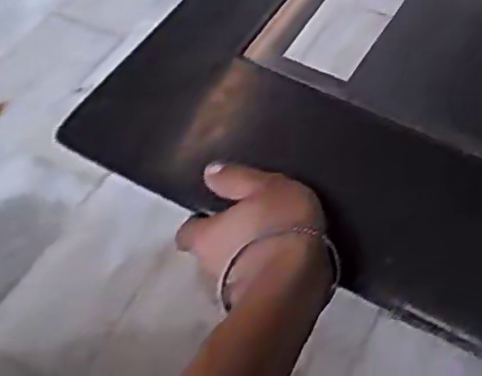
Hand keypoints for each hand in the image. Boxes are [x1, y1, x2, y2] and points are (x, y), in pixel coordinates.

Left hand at [174, 163, 329, 309]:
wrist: (295, 281)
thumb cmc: (277, 224)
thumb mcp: (264, 187)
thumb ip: (236, 179)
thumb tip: (208, 172)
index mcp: (206, 237)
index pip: (187, 232)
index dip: (199, 224)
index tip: (215, 216)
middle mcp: (206, 269)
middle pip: (207, 254)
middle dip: (224, 245)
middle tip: (250, 229)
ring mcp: (225, 295)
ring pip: (227, 274)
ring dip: (242, 264)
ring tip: (269, 249)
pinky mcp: (249, 309)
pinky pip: (249, 288)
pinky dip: (258, 279)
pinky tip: (279, 268)